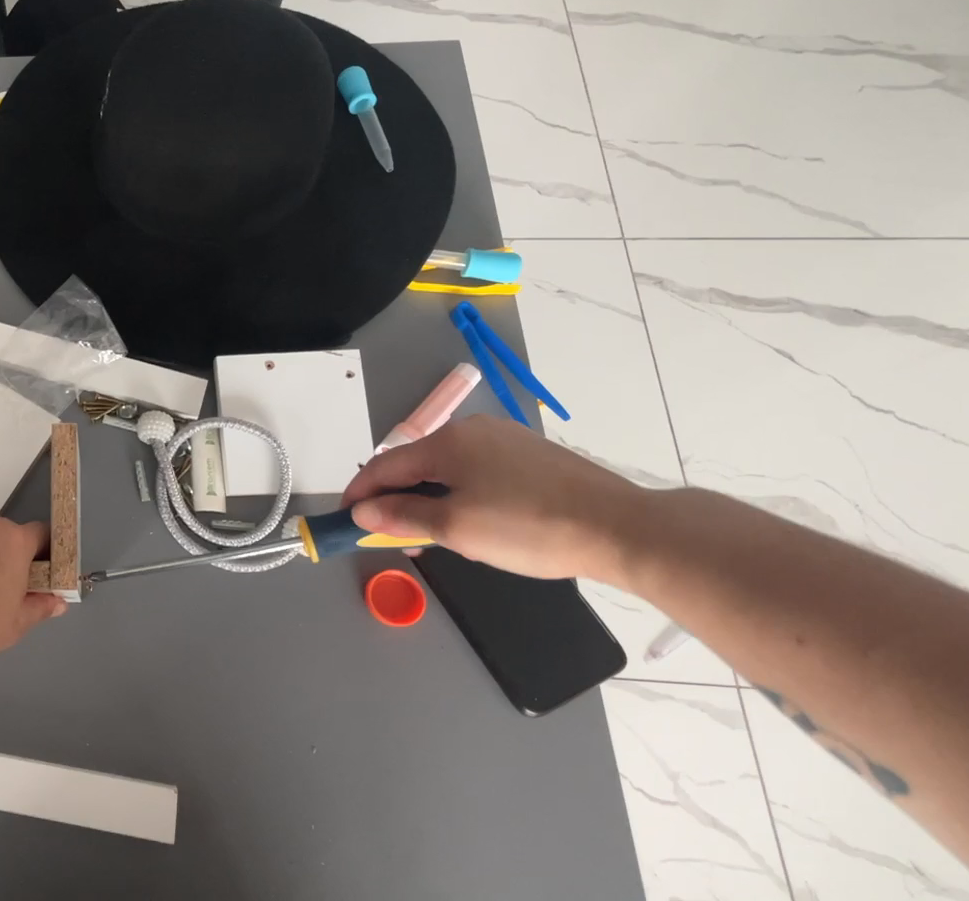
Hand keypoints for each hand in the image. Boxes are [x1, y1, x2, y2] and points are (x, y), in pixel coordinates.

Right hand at [342, 415, 648, 583]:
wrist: (623, 529)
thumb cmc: (529, 528)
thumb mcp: (455, 528)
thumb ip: (401, 516)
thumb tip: (361, 511)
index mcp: (447, 441)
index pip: (383, 466)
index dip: (359, 494)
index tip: (345, 521)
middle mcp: (471, 430)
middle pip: (415, 465)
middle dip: (396, 500)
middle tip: (391, 538)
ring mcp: (505, 439)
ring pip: (447, 469)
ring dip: (428, 499)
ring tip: (433, 536)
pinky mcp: (531, 455)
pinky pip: (477, 471)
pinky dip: (459, 494)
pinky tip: (473, 521)